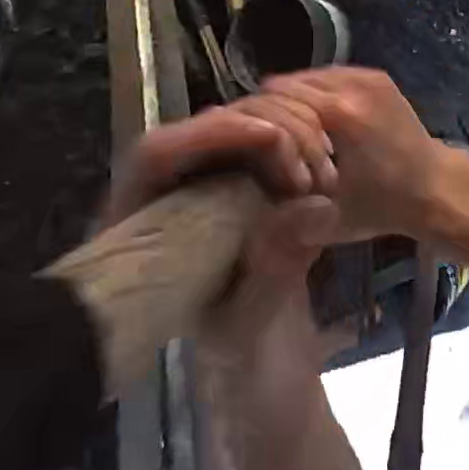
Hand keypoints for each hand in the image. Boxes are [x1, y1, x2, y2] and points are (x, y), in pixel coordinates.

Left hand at [97, 97, 340, 378]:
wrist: (238, 349)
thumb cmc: (226, 336)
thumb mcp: (247, 316)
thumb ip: (276, 266)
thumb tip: (319, 204)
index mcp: (141, 217)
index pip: (159, 152)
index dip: (215, 133)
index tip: (274, 139)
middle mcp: (171, 181)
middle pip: (213, 123)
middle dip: (274, 130)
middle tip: (314, 171)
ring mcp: (210, 169)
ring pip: (246, 120)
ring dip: (296, 133)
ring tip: (326, 174)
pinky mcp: (244, 167)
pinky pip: (271, 134)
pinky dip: (302, 142)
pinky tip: (326, 166)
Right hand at [262, 67, 468, 239]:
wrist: (435, 187)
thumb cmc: (382, 206)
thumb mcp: (328, 219)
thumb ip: (285, 216)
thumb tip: (245, 207)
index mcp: (339, 113)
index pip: (279, 95)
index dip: (259, 113)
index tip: (248, 133)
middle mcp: (353, 87)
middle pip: (294, 81)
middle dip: (277, 104)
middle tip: (269, 132)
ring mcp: (370, 79)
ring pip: (316, 75)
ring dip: (300, 96)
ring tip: (293, 126)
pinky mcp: (381, 79)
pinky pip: (337, 74)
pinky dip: (323, 90)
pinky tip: (320, 116)